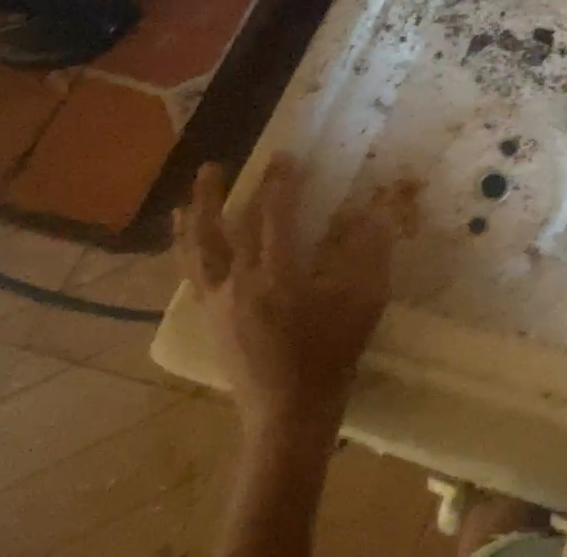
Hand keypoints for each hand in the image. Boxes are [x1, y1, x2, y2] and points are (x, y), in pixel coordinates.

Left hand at [175, 153, 419, 430]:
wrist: (291, 410)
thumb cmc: (333, 352)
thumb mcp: (365, 300)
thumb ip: (371, 252)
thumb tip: (379, 211)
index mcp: (277, 275)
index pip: (275, 215)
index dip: (282, 183)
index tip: (287, 156)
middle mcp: (238, 283)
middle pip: (227, 227)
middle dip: (229, 192)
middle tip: (225, 164)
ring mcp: (217, 303)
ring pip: (196, 252)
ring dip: (194, 218)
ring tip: (190, 196)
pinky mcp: (210, 320)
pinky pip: (192, 277)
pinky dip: (187, 252)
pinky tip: (189, 245)